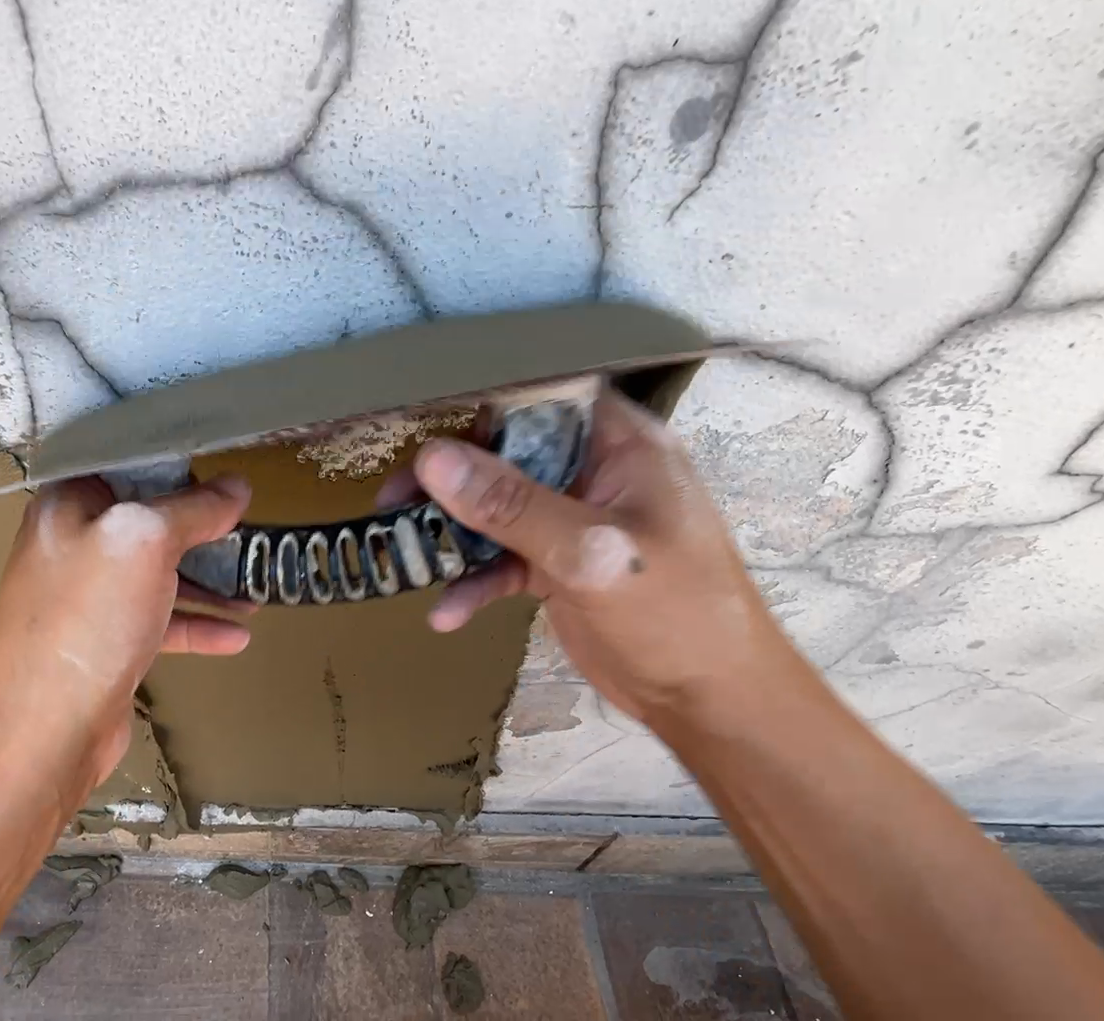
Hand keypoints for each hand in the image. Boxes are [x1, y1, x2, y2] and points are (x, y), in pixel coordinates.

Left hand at [0, 474, 253, 788]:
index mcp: (66, 505)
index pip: (124, 466)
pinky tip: (235, 635)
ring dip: (206, 582)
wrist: (47, 728)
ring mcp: (87, 598)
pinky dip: (196, 624)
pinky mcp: (104, 641)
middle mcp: (72, 545)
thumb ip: (194, 509)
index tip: (219, 472)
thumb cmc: (86, 619)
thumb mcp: (146, 543)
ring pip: (156, 575)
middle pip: (145, 523)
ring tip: (253, 588)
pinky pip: (158, 620)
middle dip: (199, 527)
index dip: (173, 466)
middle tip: (245, 526)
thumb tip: (236, 487)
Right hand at [383, 391, 803, 723]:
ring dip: (450, 531)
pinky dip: (473, 582)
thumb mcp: (588, 554)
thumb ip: (510, 504)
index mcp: (619, 446)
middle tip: (392, 501)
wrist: (712, 703)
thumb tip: (431, 458)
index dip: (483, 405)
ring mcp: (572, 521)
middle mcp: (592, 473)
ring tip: (398, 552)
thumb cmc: (675, 614)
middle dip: (448, 480)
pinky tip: (446, 613)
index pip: (543, 399)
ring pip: (495, 507)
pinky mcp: (557, 565)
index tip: (425, 427)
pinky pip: (502, 559)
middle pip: (505, 454)